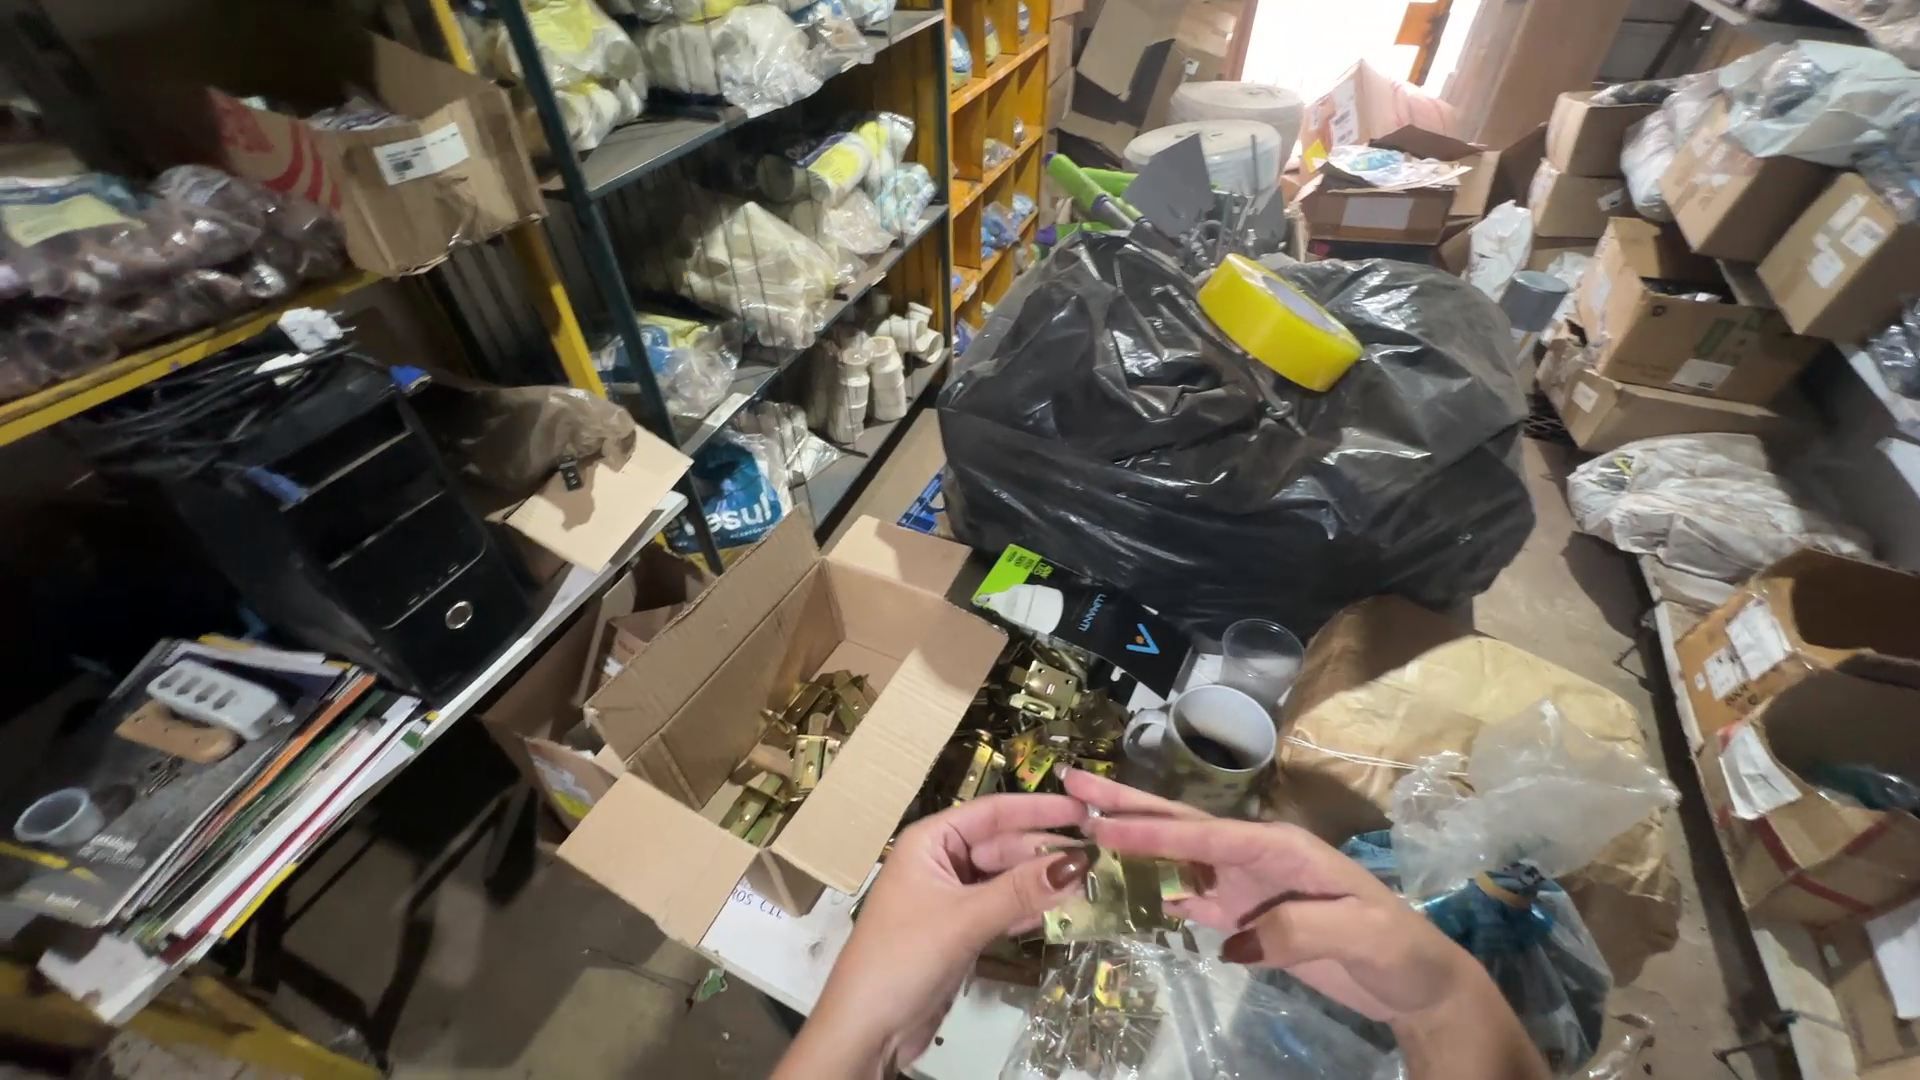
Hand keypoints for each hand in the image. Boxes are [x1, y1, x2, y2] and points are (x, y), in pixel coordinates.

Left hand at [774, 793, 1093, 1078]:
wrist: (864, 1032)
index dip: (1038, 809)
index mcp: (931, 840)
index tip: (1081, 809)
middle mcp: (941, 860)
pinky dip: (1027, 910)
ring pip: (1005, 879)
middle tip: (1095, 857)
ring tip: (1087, 883)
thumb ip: (1019, 892)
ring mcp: (951, 897)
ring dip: (1040, 883)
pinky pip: (1001, 908)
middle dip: (1044, 852)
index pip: (992, 812)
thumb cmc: (901, 959)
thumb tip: (1076, 863)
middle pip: (1003, 846)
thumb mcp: (963, 920)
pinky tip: (1059, 912)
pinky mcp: (960, 930)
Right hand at [1065, 768, 1476, 1023]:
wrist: (1416, 983)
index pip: (1204, 834)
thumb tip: (1233, 940)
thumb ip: (1298, 928)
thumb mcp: (1361, 934)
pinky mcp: (1238, 914)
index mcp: (1278, 845)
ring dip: (1128, 842)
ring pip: (1173, 857)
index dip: (1152, 832)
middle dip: (1125, 806)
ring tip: (1081, 824)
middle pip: (1179, 826)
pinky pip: (1185, 898)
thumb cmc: (1397, 947)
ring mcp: (1240, 883)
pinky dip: (1150, 890)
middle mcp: (1250, 854)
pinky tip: (1119, 887)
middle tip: (1074, 781)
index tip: (1103, 826)